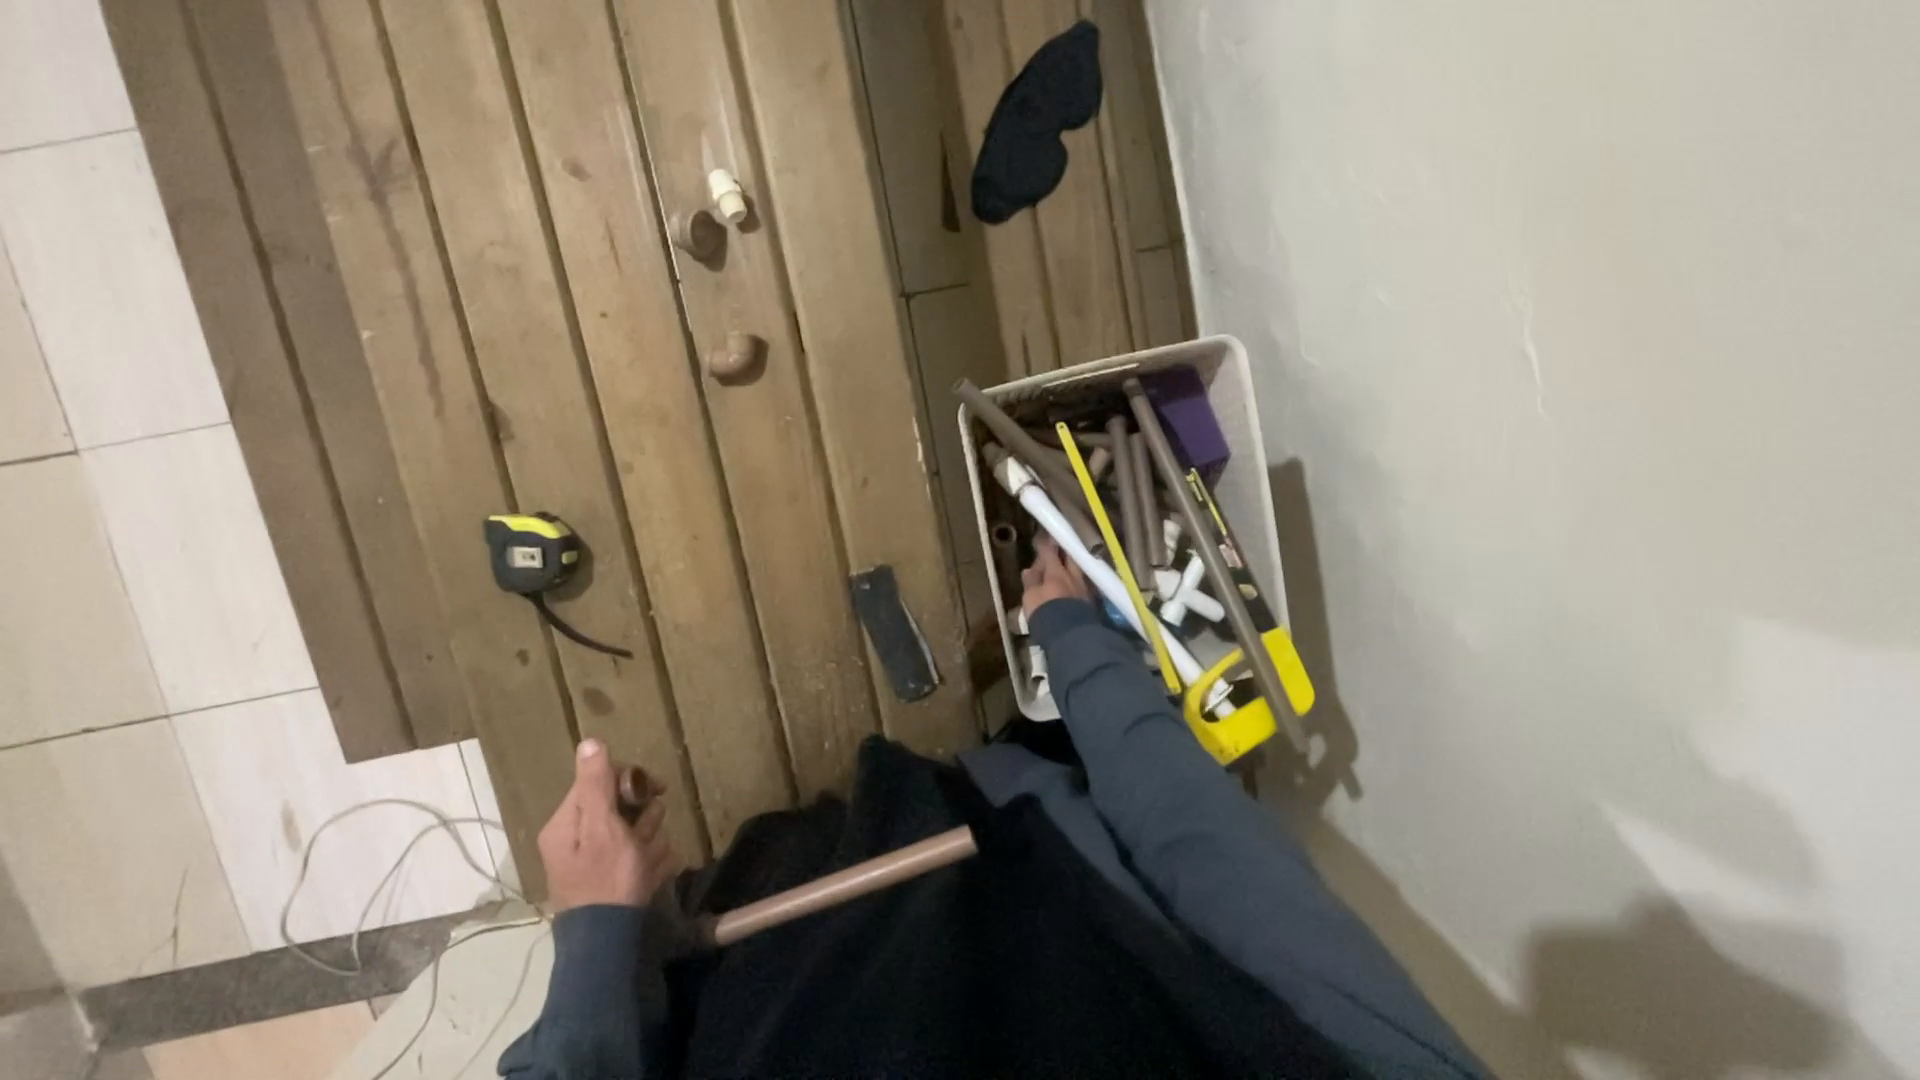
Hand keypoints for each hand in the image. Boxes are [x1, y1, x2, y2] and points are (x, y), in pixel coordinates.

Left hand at [538, 739, 681, 913]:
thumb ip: (596, 785)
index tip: (653, 791)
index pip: (601, 779)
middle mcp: (578, 838)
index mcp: (567, 822)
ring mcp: (598, 859)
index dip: (630, 782)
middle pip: (623, 806)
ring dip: (651, 843)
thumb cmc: (606, 881)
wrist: (609, 942)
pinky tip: (649, 876)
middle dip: (644, 820)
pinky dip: (652, 862)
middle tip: (643, 839)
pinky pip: (643, 855)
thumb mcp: (602, 828)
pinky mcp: (616, 877)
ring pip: (639, 830)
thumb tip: (589, 742)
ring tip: (646, 865)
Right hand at [1021, 534, 1090, 619]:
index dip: (1044, 544)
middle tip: (1057, 547)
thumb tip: (1029, 570)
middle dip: (1063, 552)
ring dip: (1071, 568)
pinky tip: (1071, 587)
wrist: (1070, 635)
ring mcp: (1084, 589)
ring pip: (1077, 572)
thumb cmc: (1045, 613)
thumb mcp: (1031, 598)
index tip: (1040, 538)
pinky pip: (1082, 585)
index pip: (1049, 553)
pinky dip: (1075, 582)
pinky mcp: (1090, 602)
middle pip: (1069, 558)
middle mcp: (1073, 576)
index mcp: (1056, 572)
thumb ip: (1031, 582)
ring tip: (1065, 568)